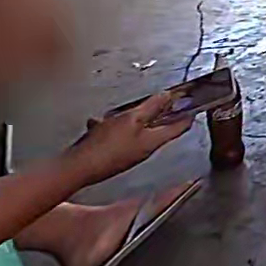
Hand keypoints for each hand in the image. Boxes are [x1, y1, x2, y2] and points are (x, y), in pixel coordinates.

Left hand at [66, 92, 193, 183]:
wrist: (76, 168)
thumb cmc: (115, 156)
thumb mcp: (149, 145)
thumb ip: (171, 131)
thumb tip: (189, 119)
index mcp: (137, 114)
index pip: (161, 98)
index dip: (174, 97)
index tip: (185, 97)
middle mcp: (121, 114)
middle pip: (145, 107)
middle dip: (158, 110)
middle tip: (168, 117)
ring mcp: (106, 123)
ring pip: (128, 117)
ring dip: (138, 120)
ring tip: (145, 130)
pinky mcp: (94, 134)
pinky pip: (112, 127)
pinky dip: (119, 129)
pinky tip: (115, 137)